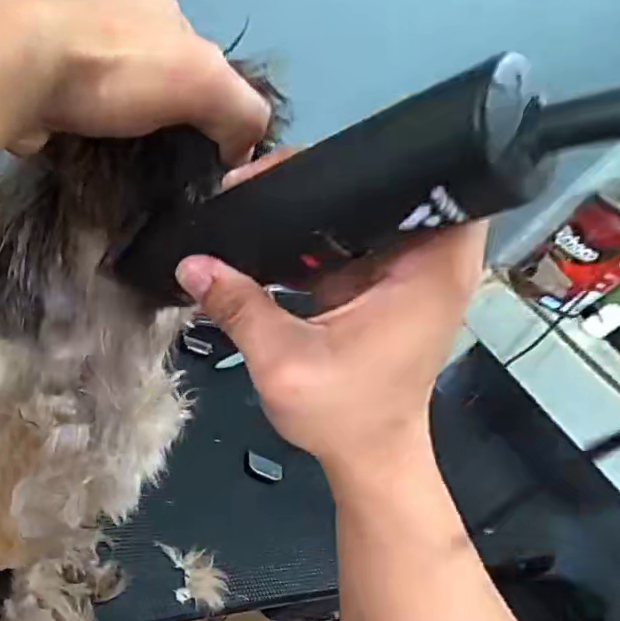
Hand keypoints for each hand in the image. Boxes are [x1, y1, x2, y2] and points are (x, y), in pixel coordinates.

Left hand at [0, 0, 271, 164]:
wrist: (21, 72)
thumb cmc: (117, 68)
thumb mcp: (203, 81)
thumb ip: (240, 109)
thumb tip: (244, 148)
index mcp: (163, 3)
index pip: (203, 59)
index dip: (208, 107)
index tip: (199, 149)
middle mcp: (119, 17)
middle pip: (159, 82)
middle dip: (164, 123)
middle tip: (161, 166)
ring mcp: (75, 47)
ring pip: (118, 100)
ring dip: (126, 134)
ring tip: (126, 169)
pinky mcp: (43, 81)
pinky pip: (82, 116)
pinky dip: (92, 139)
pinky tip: (92, 160)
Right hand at [174, 149, 486, 479]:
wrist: (366, 458)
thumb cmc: (342, 414)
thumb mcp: (282, 359)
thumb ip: (238, 307)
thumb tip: (189, 263)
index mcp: (429, 262)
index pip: (407, 174)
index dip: (349, 162)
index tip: (284, 170)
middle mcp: (431, 255)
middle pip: (378, 189)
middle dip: (317, 185)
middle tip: (253, 185)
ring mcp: (406, 271)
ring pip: (357, 216)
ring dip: (310, 215)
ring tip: (252, 206)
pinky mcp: (382, 287)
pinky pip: (345, 246)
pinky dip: (310, 246)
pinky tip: (268, 241)